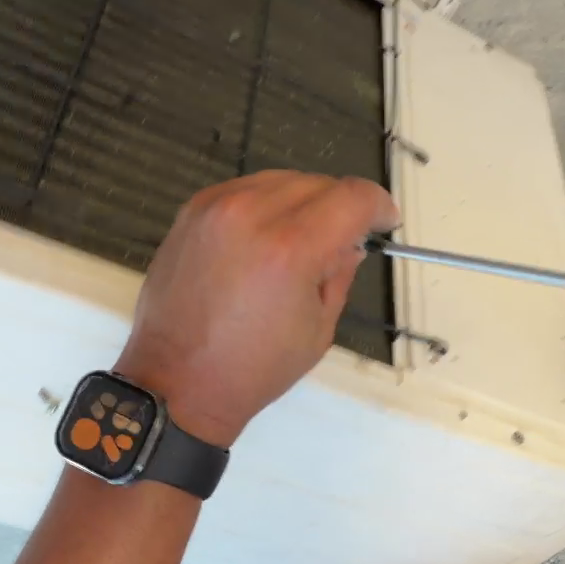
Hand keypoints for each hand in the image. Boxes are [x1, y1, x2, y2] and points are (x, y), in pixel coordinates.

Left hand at [113, 172, 398, 446]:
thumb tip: (348, 244)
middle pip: (317, 183)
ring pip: (280, 180)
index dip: (378, 206)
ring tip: (302, 242)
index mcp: (291, 249)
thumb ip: (339, 276)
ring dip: (303, 203)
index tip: (386, 221)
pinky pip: (244, 191)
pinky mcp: (191, 213)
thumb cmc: (253, 370)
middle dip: (340, 207)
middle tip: (342, 242)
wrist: (178, 383)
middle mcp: (252, 214)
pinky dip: (266, 206)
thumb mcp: (317, 331)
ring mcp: (216, 208)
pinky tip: (265, 240)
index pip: (351, 198)